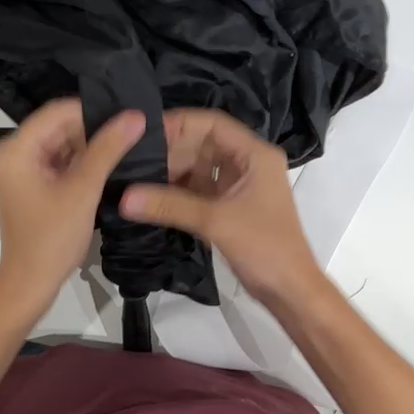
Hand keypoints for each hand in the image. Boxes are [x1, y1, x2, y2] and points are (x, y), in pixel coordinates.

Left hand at [0, 99, 142, 321]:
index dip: (93, 110)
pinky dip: (81, 163)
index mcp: (15, 149)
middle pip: (58, 127)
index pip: (57, 112)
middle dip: (94, 128)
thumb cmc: (52, 238)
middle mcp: (13, 154)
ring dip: (90, 145)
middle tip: (134, 127)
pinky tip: (111, 163)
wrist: (30, 285)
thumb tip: (135, 115)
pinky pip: (59, 163)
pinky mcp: (31, 186)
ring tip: (129, 141)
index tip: (129, 112)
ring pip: (61, 144)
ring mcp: (21, 171)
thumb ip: (108, 149)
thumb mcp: (83, 190)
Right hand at [118, 108, 323, 303]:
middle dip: (170, 150)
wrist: (289, 290)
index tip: (144, 131)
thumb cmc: (265, 247)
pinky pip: (197, 189)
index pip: (212, 124)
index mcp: (255, 155)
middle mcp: (247, 164)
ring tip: (135, 175)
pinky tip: (150, 195)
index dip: (179, 123)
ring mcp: (238, 186)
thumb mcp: (215, 222)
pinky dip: (176, 192)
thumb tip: (124, 197)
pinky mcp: (229, 207)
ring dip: (171, 171)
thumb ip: (169, 206)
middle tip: (133, 157)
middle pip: (202, 144)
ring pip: (198, 168)